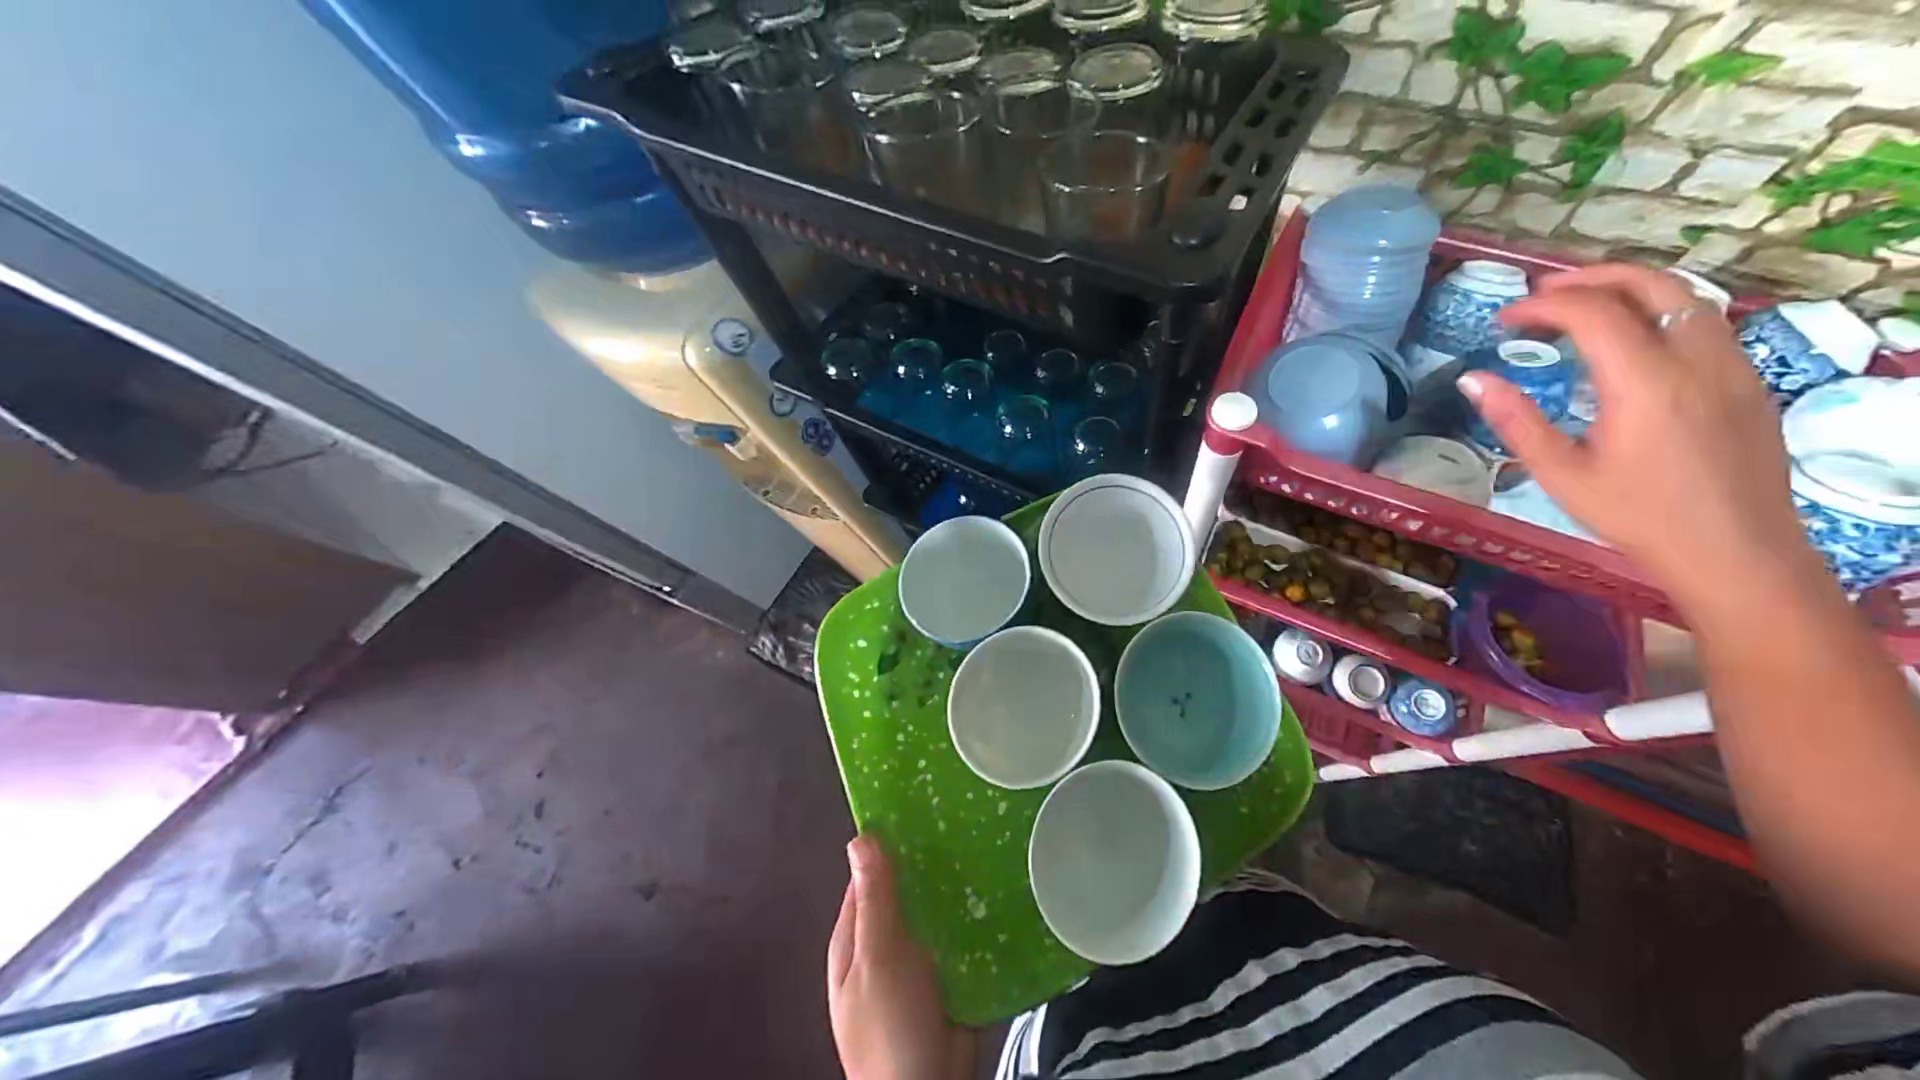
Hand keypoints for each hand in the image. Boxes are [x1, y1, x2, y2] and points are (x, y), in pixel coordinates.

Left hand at [828, 834, 974, 1079]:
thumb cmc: (890, 1027)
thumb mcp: (878, 958)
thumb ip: (874, 900)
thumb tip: (860, 838)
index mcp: (856, 937)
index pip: (870, 875)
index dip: (892, 844)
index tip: (924, 810)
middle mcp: (885, 945)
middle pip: (908, 892)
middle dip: (932, 866)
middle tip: (967, 826)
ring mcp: (917, 964)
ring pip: (937, 914)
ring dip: (957, 892)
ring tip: (988, 852)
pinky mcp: (950, 979)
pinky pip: (961, 940)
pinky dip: (974, 923)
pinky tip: (997, 897)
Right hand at [1463, 263, 1815, 598]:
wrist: (1734, 550)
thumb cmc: (1635, 515)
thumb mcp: (1560, 473)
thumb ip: (1516, 420)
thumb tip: (1473, 379)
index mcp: (1645, 382)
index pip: (1593, 313)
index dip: (1542, 306)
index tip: (1503, 320)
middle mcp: (1697, 358)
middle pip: (1651, 285)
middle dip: (1591, 277)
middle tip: (1542, 291)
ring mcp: (1732, 365)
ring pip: (1686, 297)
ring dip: (1629, 289)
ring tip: (1581, 304)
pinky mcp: (1747, 379)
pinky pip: (1704, 322)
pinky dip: (1658, 312)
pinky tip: (1628, 339)